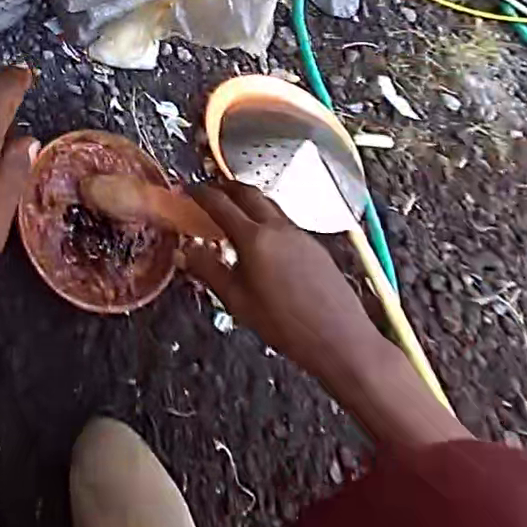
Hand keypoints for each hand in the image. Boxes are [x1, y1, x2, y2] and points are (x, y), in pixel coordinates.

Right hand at [181, 180, 468, 450]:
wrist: (342, 340)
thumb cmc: (285, 325)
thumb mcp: (237, 301)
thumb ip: (208, 270)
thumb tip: (185, 250)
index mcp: (254, 238)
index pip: (220, 204)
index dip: (200, 193)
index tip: (189, 190)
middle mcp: (277, 228)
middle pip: (247, 192)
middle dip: (226, 186)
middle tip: (210, 190)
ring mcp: (299, 234)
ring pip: (268, 204)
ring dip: (248, 199)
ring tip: (234, 210)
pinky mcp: (314, 245)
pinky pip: (283, 220)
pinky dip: (265, 217)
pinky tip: (263, 238)